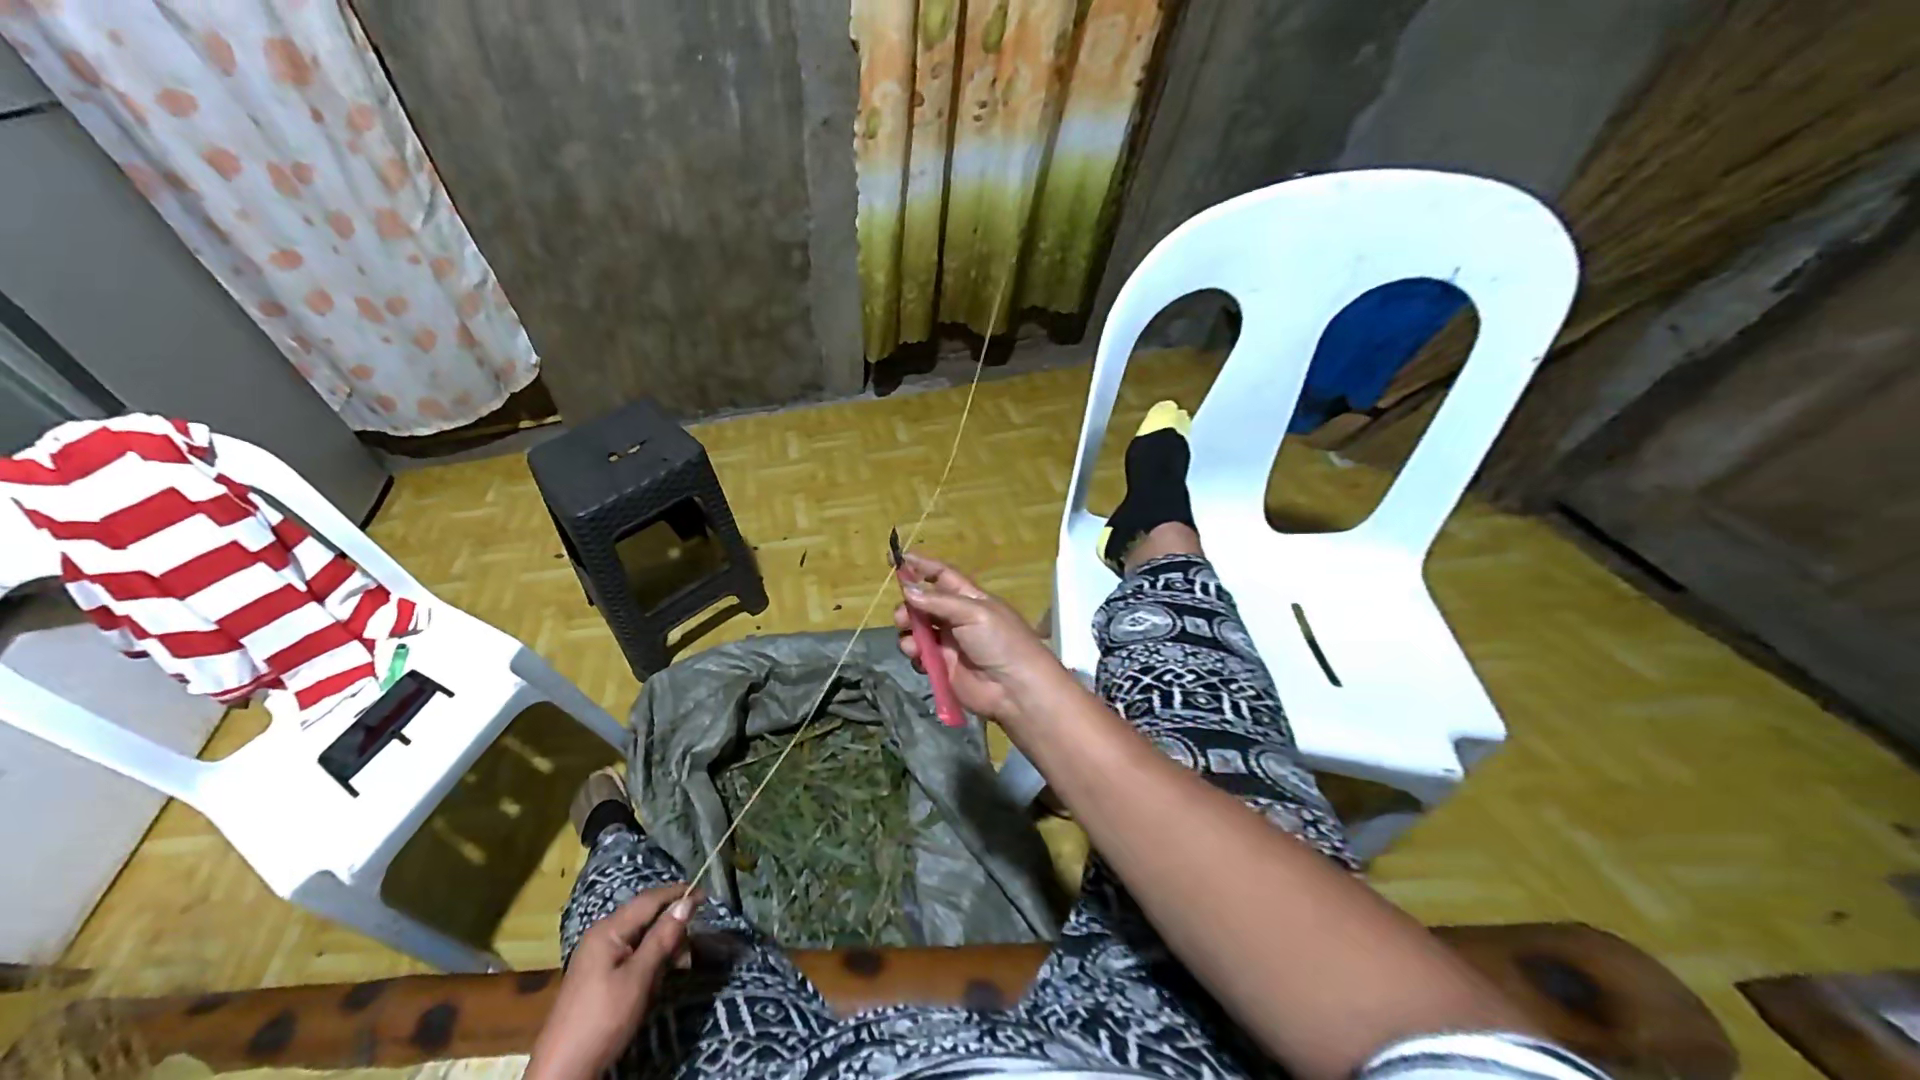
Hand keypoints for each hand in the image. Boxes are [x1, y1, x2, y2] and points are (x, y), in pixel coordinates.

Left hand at [525, 888, 698, 1079]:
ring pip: (641, 936)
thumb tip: (687, 901)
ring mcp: (598, 955)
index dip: (679, 894)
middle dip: (671, 927)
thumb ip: (663, 937)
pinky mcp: (599, 974)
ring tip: (678, 967)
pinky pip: (632, 953)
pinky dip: (649, 960)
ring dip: (662, 946)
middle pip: (646, 916)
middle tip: (691, 949)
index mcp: (608, 930)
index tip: (707, 896)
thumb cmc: (603, 1019)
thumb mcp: (639, 977)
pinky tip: (657, 978)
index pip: (650, 899)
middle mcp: (602, 935)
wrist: (562, 1072)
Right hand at [892, 552, 1071, 730]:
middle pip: (924, 604)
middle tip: (902, 616)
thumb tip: (907, 589)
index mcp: (970, 598)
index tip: (895, 559)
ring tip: (910, 640)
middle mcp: (957, 617)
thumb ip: (938, 602)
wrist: (1014, 689)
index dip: (920, 566)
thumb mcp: (974, 613)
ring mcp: (949, 642)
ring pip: (918, 629)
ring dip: (908, 630)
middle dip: (908, 606)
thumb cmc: (1000, 641)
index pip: (941, 575)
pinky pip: (919, 655)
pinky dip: (914, 653)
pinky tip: (917, 656)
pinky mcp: (942, 666)